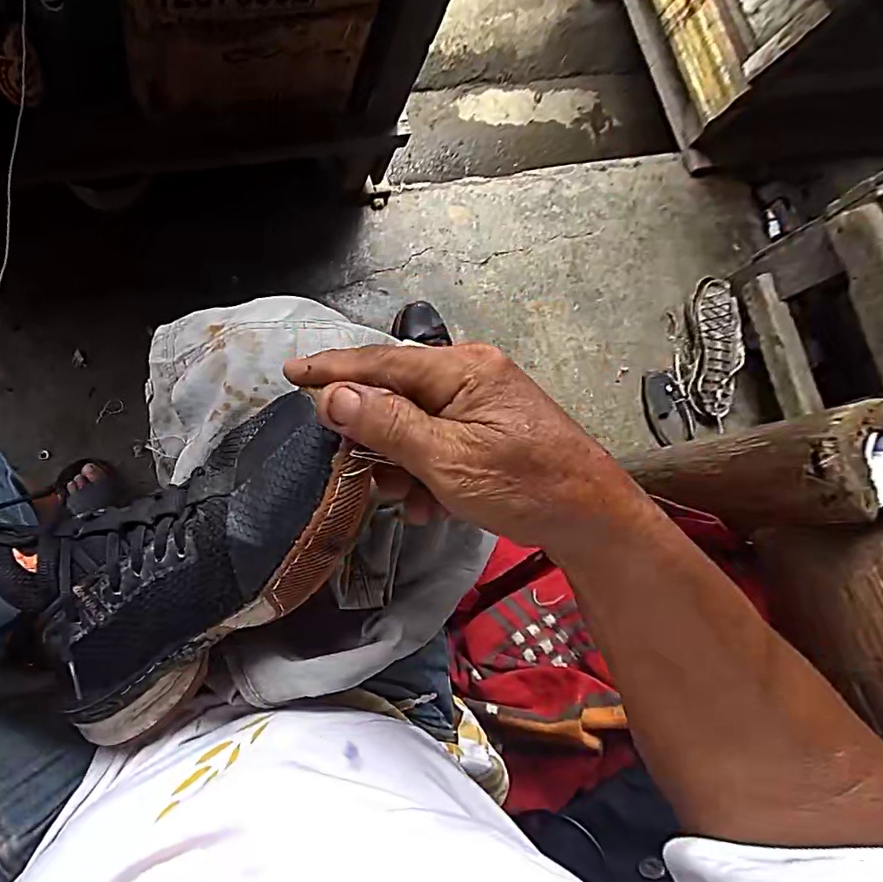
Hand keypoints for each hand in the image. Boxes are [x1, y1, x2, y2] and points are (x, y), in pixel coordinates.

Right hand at [284, 344, 652, 559]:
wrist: (589, 520)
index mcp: (461, 369)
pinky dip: (423, 472)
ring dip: (398, 463)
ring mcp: (477, 404)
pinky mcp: (482, 431)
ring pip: (410, 425)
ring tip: (407, 497)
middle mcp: (468, 376)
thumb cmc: (527, 486)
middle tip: (357, 470)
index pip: (381, 361)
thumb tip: (335, 396)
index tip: (293, 373)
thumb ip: (388, 424)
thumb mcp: (447, 459)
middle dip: (372, 437)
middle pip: (393, 394)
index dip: (332, 369)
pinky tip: (431, 502)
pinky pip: (433, 442)